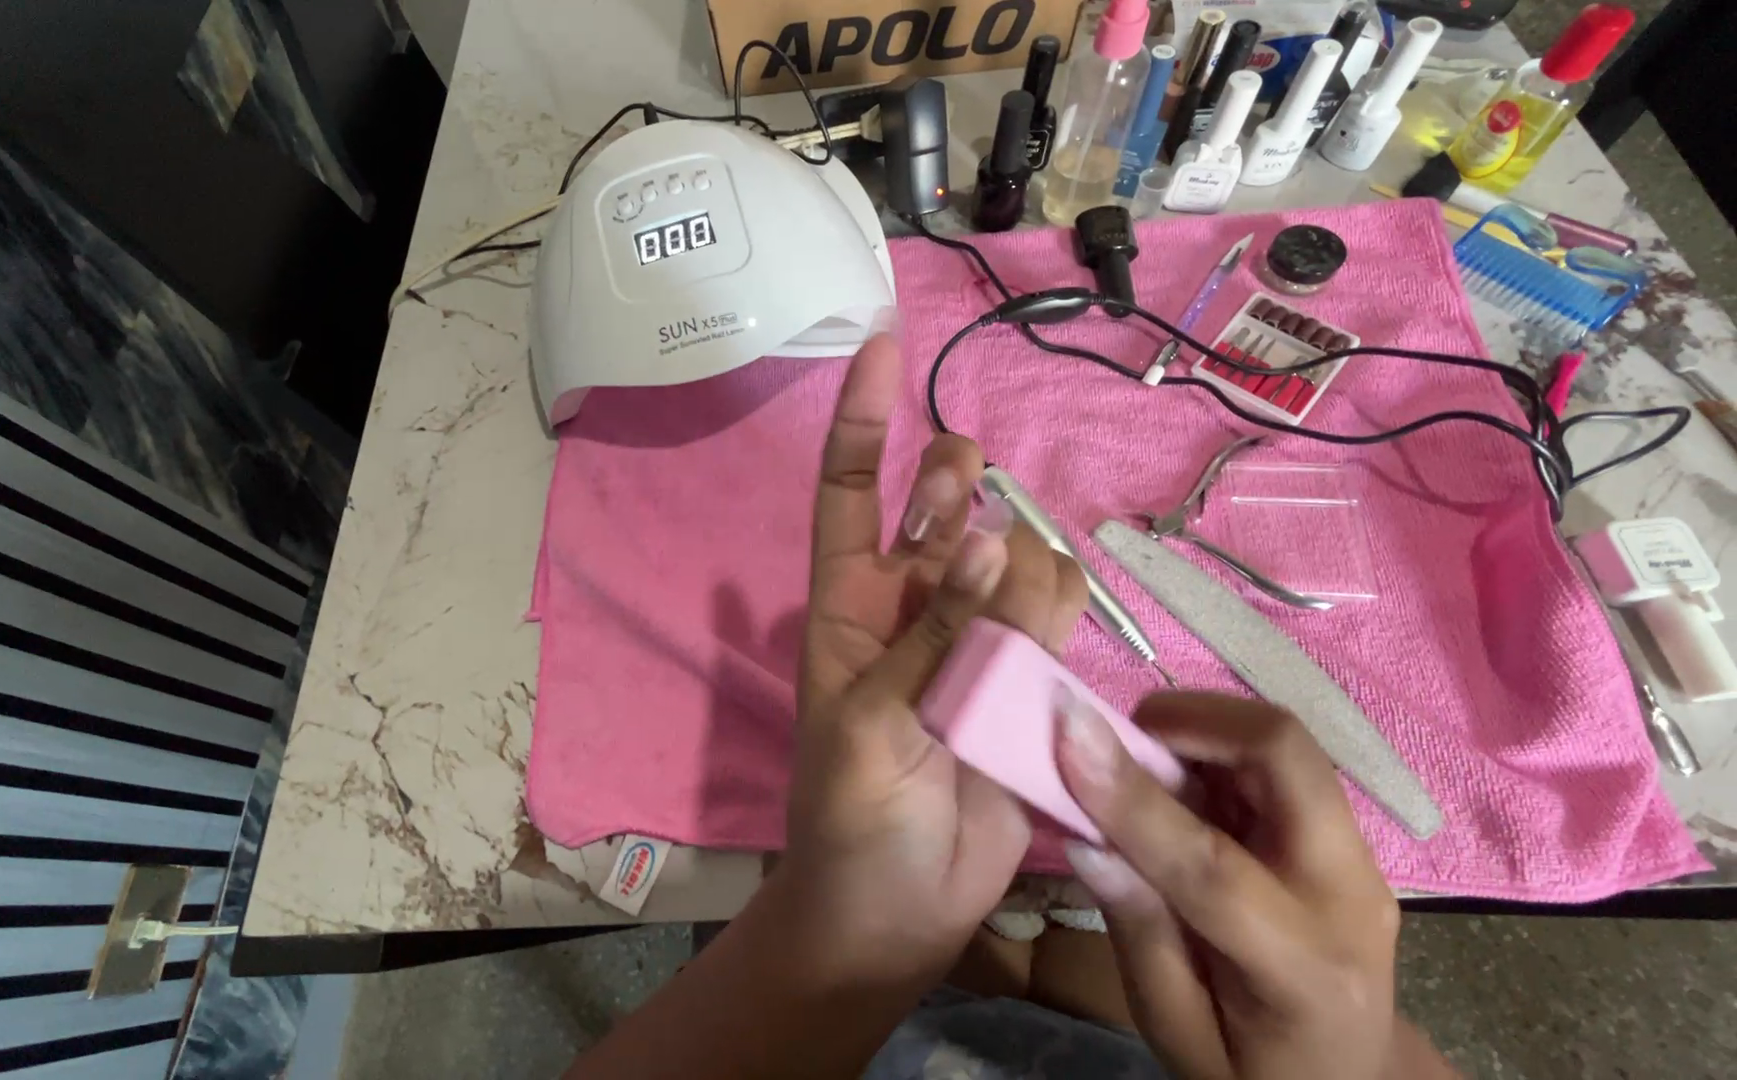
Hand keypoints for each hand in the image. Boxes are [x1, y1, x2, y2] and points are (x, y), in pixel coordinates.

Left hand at [780, 333, 1083, 983]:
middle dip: (953, 487)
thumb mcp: (870, 721)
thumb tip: (988, 539)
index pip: (850, 489)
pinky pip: (1057, 611)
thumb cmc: (852, 812)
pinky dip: (1061, 605)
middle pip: (940, 504)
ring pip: (1012, 552)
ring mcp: (974, 635)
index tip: (885, 343)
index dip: (865, 419)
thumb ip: (932, 633)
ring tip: (1005, 639)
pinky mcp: (1028, 674)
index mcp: (848, 602)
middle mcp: (912, 602)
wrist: (898, 905)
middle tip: (966, 515)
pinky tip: (1051, 638)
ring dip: (1017, 567)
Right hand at [1055, 692, 1449, 1079]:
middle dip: (1191, 719)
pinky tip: (1175, 782)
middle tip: (1120, 734)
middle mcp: (1347, 891)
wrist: (1351, 1074)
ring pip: (1280, 739)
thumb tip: (1085, 836)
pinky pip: (1272, 756)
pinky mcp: (1340, 829)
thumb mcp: (1175, 1028)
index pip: (1209, 864)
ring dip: (1198, 728)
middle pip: (1284, 753)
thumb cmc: (1250, 1065)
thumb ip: (1137, 932)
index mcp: (1304, 968)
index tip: (1066, 726)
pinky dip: (1209, 745)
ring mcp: (1355, 852)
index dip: (1130, 793)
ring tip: (1140, 761)